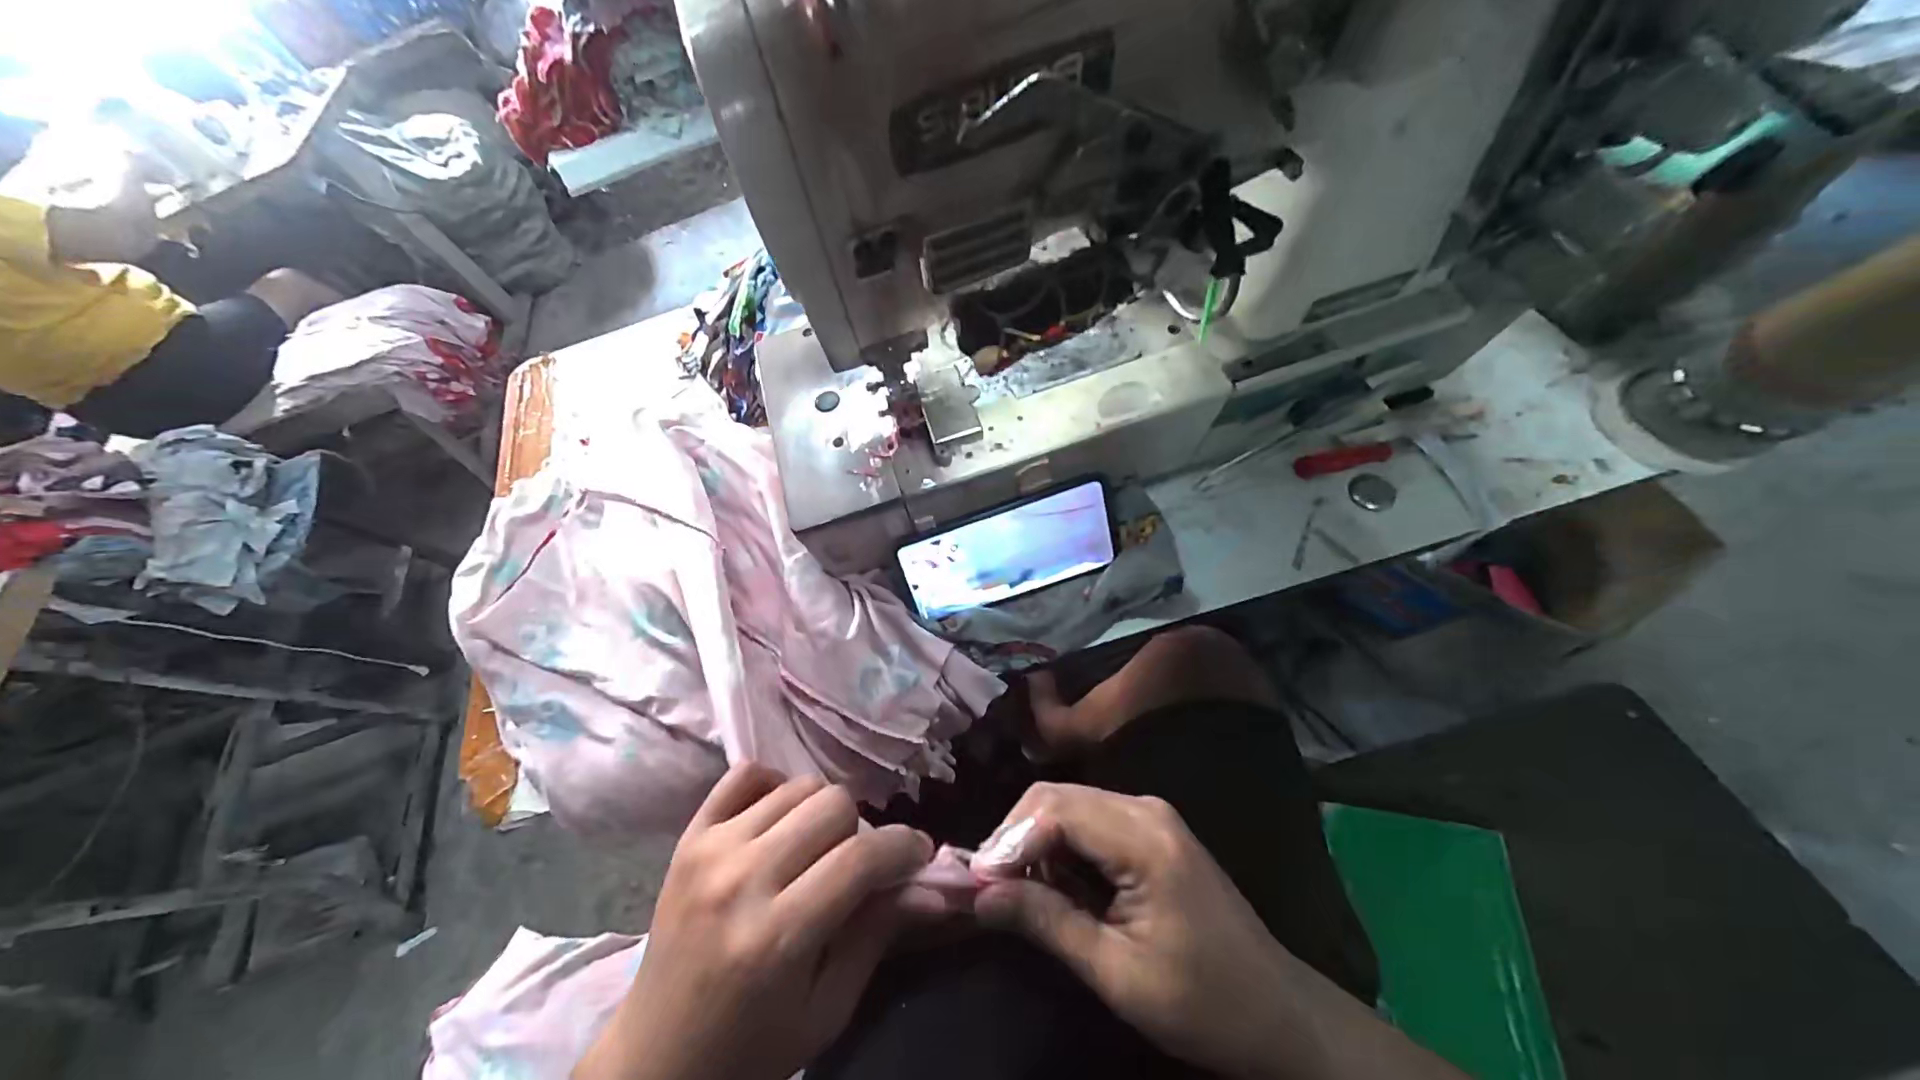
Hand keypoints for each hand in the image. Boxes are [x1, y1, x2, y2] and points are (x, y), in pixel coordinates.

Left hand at [574, 764, 933, 1079]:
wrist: (655, 1059)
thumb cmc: (751, 1046)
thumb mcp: (827, 1010)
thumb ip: (877, 936)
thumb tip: (933, 890)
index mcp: (778, 936)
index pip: (861, 857)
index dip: (903, 846)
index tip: (918, 853)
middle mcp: (741, 880)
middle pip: (833, 805)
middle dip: (861, 831)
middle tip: (858, 864)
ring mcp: (709, 851)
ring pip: (798, 785)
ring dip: (822, 812)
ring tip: (817, 849)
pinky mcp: (688, 837)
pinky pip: (744, 774)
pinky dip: (773, 786)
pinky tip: (779, 823)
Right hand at [971, 784, 1463, 1079]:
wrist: (1280, 1014)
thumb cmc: (1203, 1002)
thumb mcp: (1116, 973)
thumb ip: (1046, 921)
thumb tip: (980, 894)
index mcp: (1144, 838)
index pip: (1054, 809)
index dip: (1008, 841)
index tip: (977, 886)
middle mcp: (1145, 808)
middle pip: (1056, 797)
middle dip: (1014, 837)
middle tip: (988, 889)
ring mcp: (1150, 816)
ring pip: (1068, 805)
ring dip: (1033, 842)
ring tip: (1014, 892)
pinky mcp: (1151, 831)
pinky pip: (1088, 820)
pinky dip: (1059, 846)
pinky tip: (1052, 886)